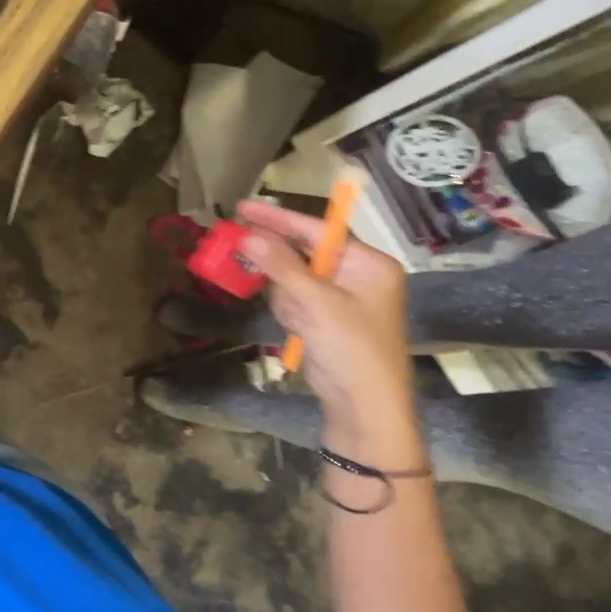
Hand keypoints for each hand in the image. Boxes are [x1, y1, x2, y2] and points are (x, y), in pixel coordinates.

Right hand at [236, 199, 418, 452]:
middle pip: (303, 253)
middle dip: (280, 266)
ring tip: (298, 320)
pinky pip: (294, 300)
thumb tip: (247, 234)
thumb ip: (281, 266)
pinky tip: (298, 329)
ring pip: (292, 278)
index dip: (279, 218)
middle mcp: (357, 274)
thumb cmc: (351, 348)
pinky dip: (289, 311)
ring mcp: (340, 296)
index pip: (317, 230)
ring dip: (286, 297)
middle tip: (241, 253)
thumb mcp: (316, 303)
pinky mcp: (325, 317)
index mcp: (368, 263)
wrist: (363, 404)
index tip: (243, 207)